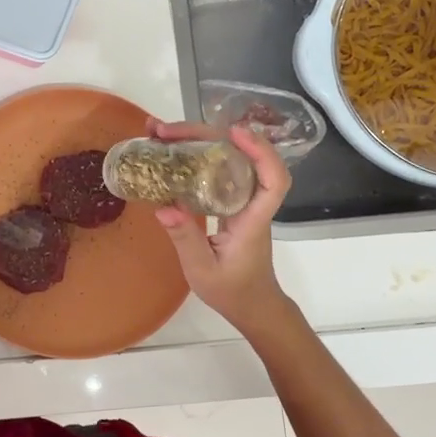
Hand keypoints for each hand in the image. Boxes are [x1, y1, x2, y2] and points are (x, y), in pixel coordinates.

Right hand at [149, 120, 292, 331]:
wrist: (252, 304)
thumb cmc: (232, 291)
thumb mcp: (203, 271)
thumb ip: (186, 240)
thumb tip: (163, 208)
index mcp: (253, 220)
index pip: (273, 180)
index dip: (260, 152)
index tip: (234, 133)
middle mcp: (251, 204)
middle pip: (241, 158)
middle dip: (207, 137)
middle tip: (164, 132)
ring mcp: (241, 202)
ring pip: (228, 161)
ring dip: (198, 142)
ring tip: (161, 136)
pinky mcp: (229, 205)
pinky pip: (218, 173)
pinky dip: (197, 158)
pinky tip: (173, 153)